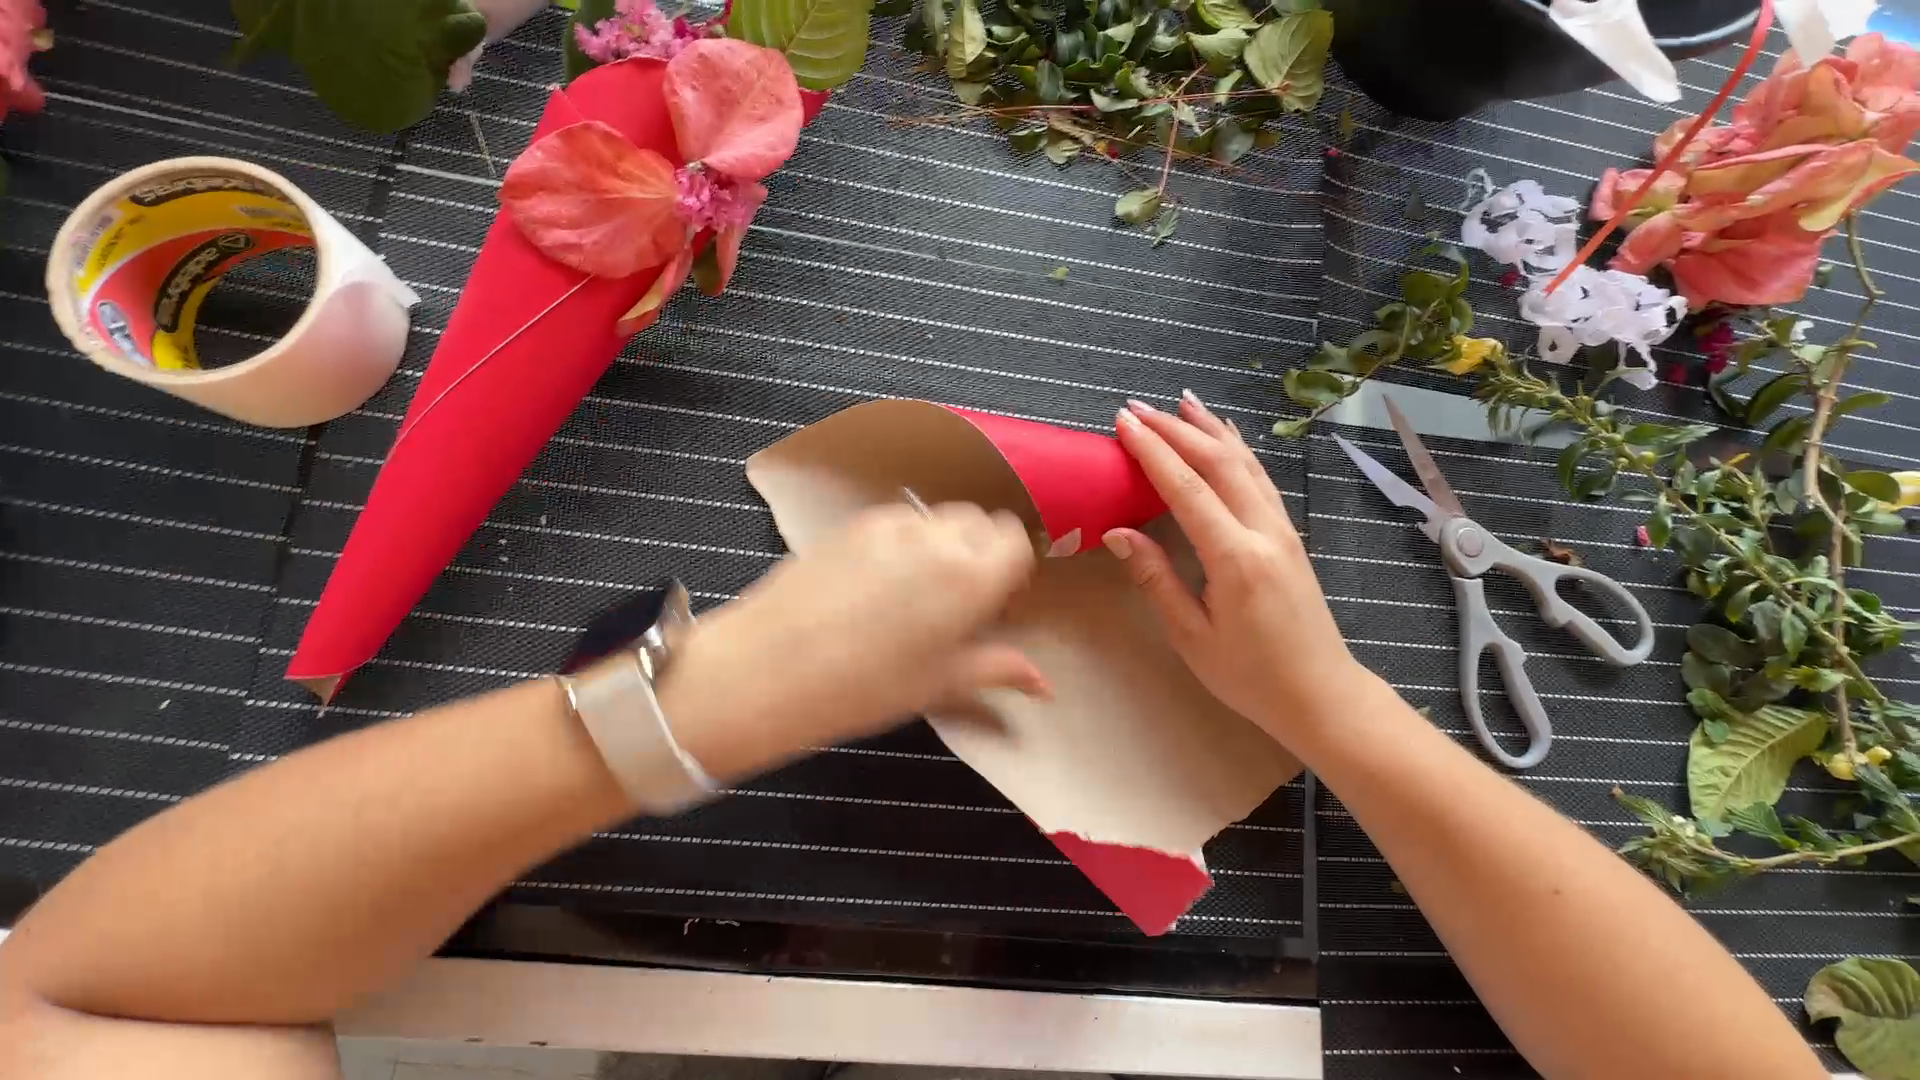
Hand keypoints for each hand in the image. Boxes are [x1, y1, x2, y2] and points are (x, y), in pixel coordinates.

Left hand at [664, 502, 1045, 779]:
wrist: (768, 669)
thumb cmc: (861, 687)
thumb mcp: (938, 684)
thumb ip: (997, 668)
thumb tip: (1042, 682)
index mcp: (969, 577)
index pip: (1014, 540)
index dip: (1009, 567)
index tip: (996, 598)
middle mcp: (935, 539)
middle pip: (979, 522)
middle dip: (979, 551)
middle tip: (958, 599)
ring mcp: (890, 525)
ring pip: (937, 518)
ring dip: (941, 544)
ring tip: (914, 592)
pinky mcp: (852, 524)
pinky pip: (896, 521)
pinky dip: (903, 542)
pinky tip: (877, 584)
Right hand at [1104, 392, 1366, 736]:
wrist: (1320, 695)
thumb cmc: (1249, 676)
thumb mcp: (1191, 635)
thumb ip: (1157, 579)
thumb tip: (1120, 533)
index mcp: (1235, 558)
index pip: (1187, 489)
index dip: (1153, 452)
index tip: (1124, 424)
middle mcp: (1264, 532)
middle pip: (1219, 463)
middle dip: (1177, 430)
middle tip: (1139, 408)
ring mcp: (1283, 531)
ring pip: (1246, 464)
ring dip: (1211, 430)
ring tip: (1184, 401)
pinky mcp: (1290, 537)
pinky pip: (1261, 480)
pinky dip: (1239, 451)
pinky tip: (1228, 438)